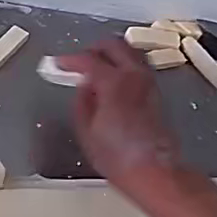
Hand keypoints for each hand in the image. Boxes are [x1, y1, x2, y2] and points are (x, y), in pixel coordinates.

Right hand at [56, 40, 207, 209]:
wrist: (154, 171)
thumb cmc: (118, 157)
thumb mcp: (86, 131)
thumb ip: (82, 102)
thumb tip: (83, 87)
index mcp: (114, 82)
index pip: (88, 60)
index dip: (70, 60)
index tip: (59, 64)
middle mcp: (134, 75)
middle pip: (114, 45)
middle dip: (93, 49)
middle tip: (79, 61)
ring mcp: (149, 82)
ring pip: (130, 52)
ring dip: (112, 54)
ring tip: (96, 68)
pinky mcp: (157, 92)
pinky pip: (139, 66)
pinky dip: (124, 64)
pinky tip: (114, 80)